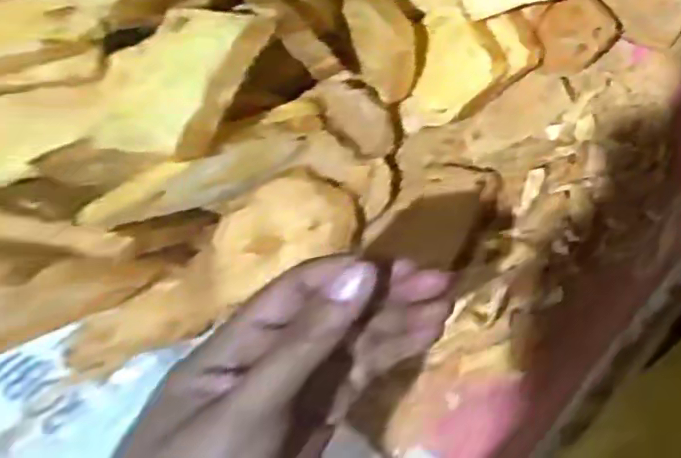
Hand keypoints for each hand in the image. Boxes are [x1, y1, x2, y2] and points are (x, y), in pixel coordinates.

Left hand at [117, 256, 453, 457]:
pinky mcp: (321, 409)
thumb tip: (364, 268)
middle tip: (443, 283)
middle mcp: (269, 357)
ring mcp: (298, 384)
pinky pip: (365, 367)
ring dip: (404, 317)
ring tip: (446, 306)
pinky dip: (398, 348)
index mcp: (235, 349)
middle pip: (339, 309)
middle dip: (392, 293)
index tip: (404, 268)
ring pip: (360, 336)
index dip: (352, 273)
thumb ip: (305, 341)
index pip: (300, 289)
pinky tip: (428, 334)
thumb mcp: (246, 411)